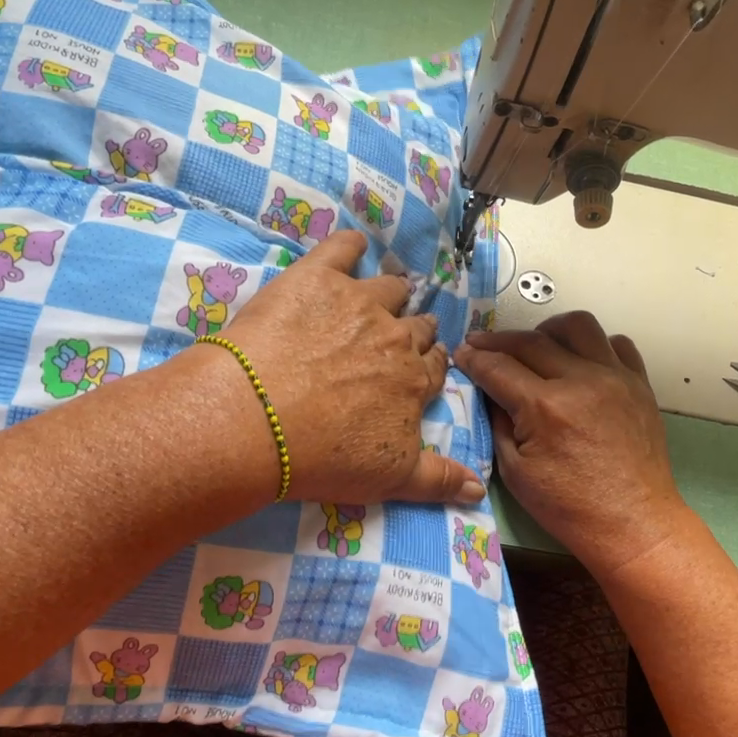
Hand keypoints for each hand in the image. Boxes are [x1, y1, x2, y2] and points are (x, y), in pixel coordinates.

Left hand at [211, 231, 482, 505]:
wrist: (258, 421)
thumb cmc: (324, 457)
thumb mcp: (389, 478)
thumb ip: (438, 479)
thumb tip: (479, 491)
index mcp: (415, 381)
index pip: (435, 365)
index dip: (428, 365)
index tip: (419, 368)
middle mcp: (395, 336)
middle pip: (416, 325)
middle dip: (412, 330)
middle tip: (393, 338)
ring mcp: (358, 302)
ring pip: (388, 287)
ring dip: (388, 292)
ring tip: (377, 297)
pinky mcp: (317, 278)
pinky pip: (342, 248)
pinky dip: (350, 245)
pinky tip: (352, 245)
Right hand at [454, 311, 685, 578]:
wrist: (632, 521)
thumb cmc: (567, 507)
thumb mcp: (515, 472)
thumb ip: (499, 424)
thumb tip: (490, 392)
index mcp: (544, 407)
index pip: (498, 367)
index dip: (474, 358)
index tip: (461, 353)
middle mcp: (581, 381)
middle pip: (531, 341)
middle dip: (499, 341)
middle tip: (483, 346)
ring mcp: (615, 377)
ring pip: (578, 325)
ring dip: (548, 331)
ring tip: (536, 346)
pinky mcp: (639, 383)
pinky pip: (616, 344)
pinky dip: (593, 345)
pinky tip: (580, 362)